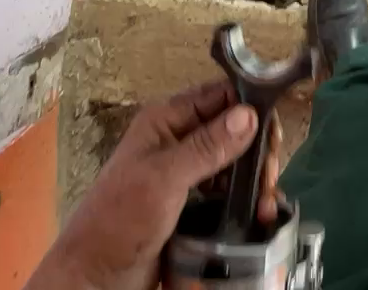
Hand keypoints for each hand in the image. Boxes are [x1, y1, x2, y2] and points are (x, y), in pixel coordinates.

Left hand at [27, 82, 280, 289]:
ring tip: (265, 204)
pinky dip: (246, 199)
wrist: (94, 281)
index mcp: (167, 120)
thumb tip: (249, 113)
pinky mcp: (194, 202)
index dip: (250, 107)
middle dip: (257, 149)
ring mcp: (188, 172)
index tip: (272, 132)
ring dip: (255, 178)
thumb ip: (207, 146)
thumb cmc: (119, 222)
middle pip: (235, 128)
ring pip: (236, 160)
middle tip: (269, 177)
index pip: (220, 95)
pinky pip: (229, 190)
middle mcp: (180, 139)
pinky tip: (257, 214)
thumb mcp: (163, 180)